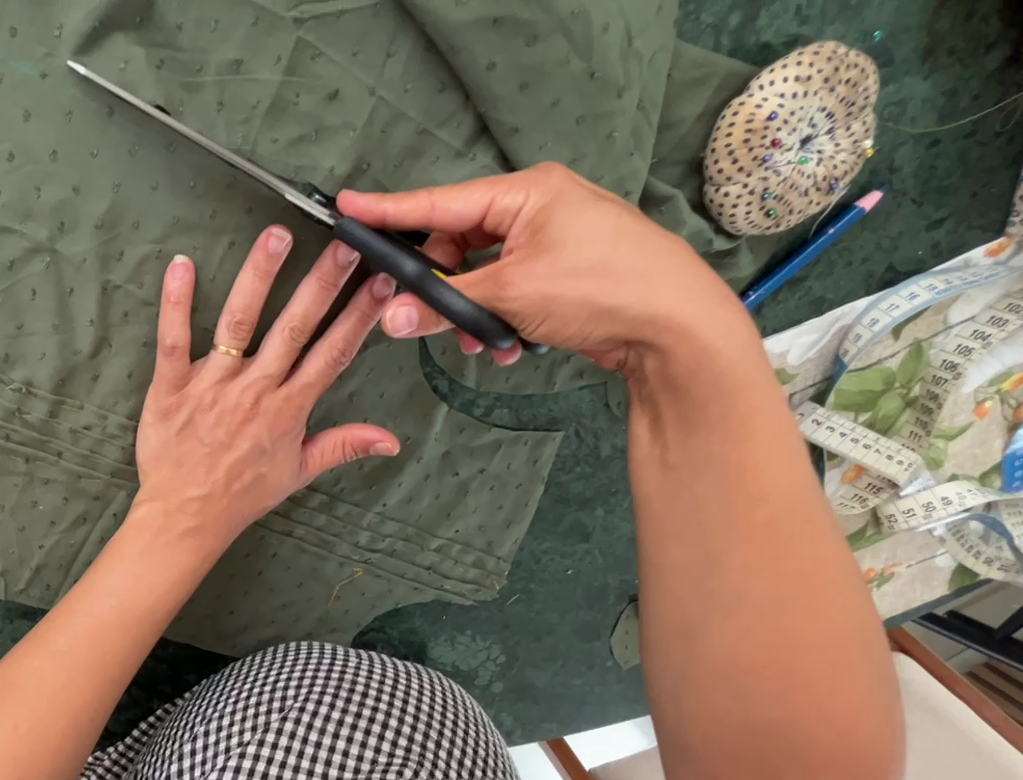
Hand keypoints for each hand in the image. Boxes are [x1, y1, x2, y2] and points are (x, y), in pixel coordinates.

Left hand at [132, 226, 400, 550]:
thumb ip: (343, 446)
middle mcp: (255, 390)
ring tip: (277, 235)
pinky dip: (176, 303)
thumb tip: (392, 440)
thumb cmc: (241, 496)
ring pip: (239, 323)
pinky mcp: (171, 387)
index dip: (358, 315)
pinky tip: (181, 266)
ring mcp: (212, 385)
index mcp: (288, 409)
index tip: (381, 281)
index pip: (332, 353)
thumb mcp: (298, 474)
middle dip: (322, 283)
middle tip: (345, 244)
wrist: (186, 517)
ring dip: (259, 277)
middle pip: (294, 328)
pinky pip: (173, 339)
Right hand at [337, 162, 752, 371]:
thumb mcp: (510, 294)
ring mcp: (550, 241)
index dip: (390, 209)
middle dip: (439, 284)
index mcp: (525, 192)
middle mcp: (536, 208)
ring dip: (469, 311)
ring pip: (481, 273)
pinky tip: (503, 345)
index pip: (439, 201)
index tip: (348, 206)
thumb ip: (444, 304)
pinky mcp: (559, 273)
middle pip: (458, 242)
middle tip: (415, 312)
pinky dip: (497, 318)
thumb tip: (391, 318)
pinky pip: (506, 290)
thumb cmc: (602, 287)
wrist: (674, 325)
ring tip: (473, 339)